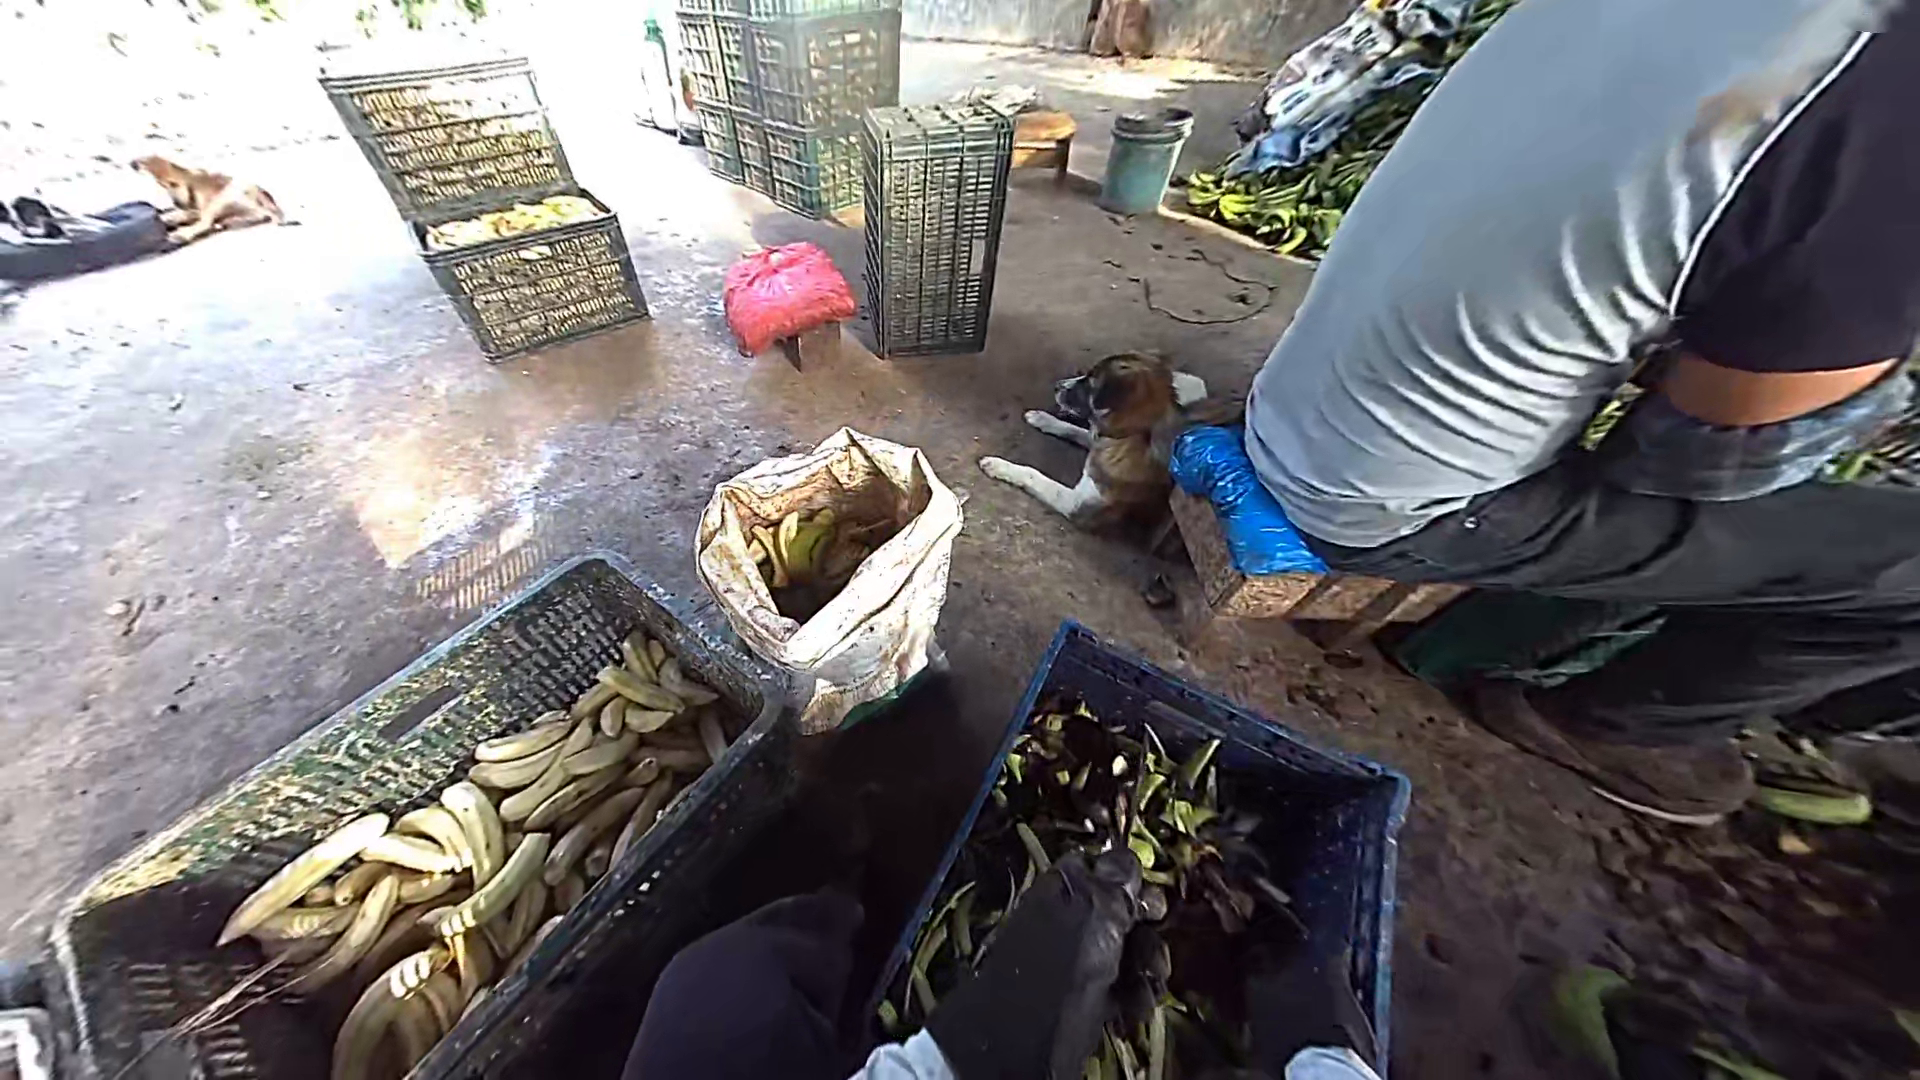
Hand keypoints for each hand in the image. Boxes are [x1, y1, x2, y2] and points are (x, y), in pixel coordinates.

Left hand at [927, 848, 1141, 1079]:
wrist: (1017, 1042)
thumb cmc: (1059, 967)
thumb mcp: (1093, 915)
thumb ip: (1116, 883)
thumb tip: (1128, 854)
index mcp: (1066, 885)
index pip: (1106, 867)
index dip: (1134, 885)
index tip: (1155, 908)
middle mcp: (1071, 916)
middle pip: (1123, 913)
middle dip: (1146, 937)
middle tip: (1154, 962)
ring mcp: (1076, 957)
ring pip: (1125, 951)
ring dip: (1145, 970)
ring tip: (1146, 993)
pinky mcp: (1083, 997)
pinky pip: (1118, 986)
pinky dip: (1132, 997)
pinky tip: (1135, 1012)